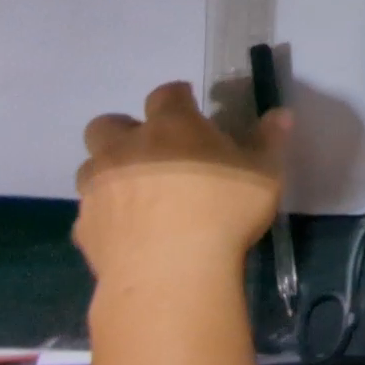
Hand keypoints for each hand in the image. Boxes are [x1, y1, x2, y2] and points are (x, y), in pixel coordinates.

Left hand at [74, 82, 290, 290]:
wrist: (171, 270)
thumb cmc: (226, 208)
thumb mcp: (266, 171)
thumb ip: (269, 140)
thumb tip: (280, 114)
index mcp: (173, 128)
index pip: (166, 95)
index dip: (179, 96)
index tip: (193, 105)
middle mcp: (126, 150)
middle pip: (107, 124)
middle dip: (128, 129)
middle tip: (159, 147)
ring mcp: (98, 189)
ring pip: (92, 165)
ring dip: (114, 168)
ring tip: (147, 188)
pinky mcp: (85, 226)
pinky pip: (93, 208)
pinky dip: (112, 209)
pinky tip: (138, 226)